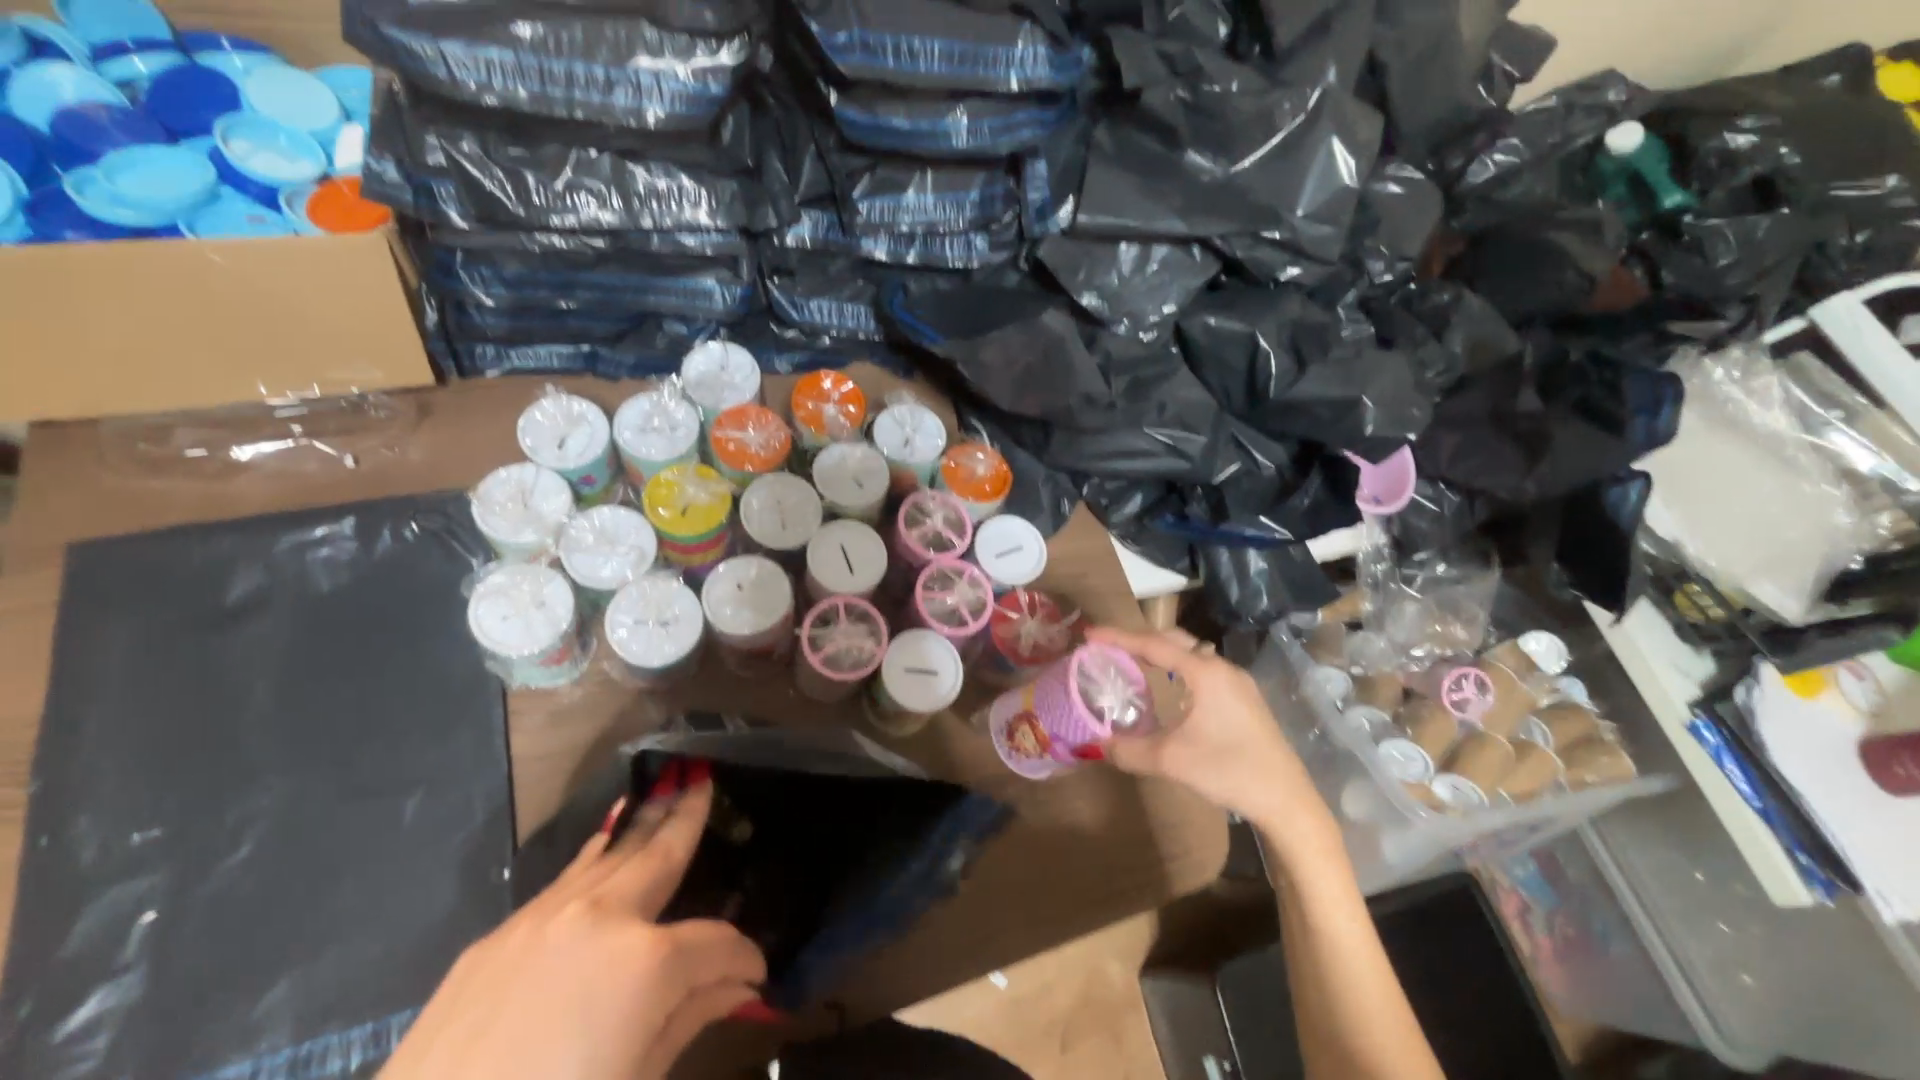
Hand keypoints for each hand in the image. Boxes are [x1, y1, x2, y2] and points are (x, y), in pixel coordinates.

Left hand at [381, 764, 765, 1079]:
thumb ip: (688, 1018)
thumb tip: (736, 986)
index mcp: (646, 962)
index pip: (717, 944)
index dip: (743, 960)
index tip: (755, 976)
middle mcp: (600, 918)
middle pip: (657, 857)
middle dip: (686, 819)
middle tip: (703, 780)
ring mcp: (543, 920)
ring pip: (607, 857)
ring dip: (640, 827)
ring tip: (664, 793)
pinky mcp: (498, 937)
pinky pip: (563, 883)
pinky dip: (593, 858)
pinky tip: (602, 847)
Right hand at [1086, 627, 1340, 851]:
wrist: (1285, 800)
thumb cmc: (1228, 770)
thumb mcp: (1171, 760)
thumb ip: (1129, 750)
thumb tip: (1097, 745)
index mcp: (1205, 673)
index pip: (1153, 644)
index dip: (1118, 637)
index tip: (1090, 634)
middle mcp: (1223, 669)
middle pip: (1175, 640)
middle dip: (1140, 639)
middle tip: (1110, 647)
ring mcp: (1239, 684)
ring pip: (1193, 654)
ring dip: (1162, 653)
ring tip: (1134, 663)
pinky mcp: (1246, 701)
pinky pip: (1205, 671)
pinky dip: (1180, 669)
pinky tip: (1171, 690)